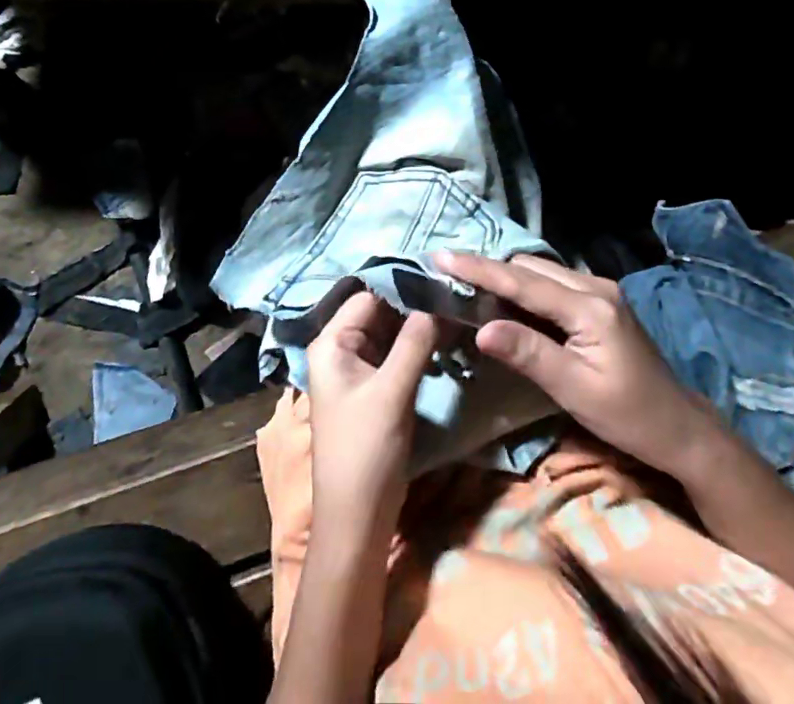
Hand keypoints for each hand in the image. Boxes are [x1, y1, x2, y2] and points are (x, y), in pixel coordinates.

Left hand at [305, 289, 443, 544]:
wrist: (357, 516)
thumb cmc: (365, 449)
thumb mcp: (392, 391)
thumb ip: (415, 341)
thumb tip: (439, 298)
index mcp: (332, 342)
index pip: (370, 295)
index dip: (405, 284)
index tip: (446, 277)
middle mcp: (342, 349)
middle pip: (382, 312)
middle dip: (418, 303)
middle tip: (460, 293)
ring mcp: (360, 369)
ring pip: (394, 333)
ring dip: (422, 325)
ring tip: (461, 310)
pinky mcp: (377, 387)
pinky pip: (399, 354)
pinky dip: (421, 346)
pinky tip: (450, 339)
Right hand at [433, 251, 724, 478]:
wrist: (679, 426)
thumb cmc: (628, 415)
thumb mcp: (574, 389)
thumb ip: (528, 353)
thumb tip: (481, 328)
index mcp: (590, 308)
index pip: (523, 282)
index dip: (479, 270)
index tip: (442, 257)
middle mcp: (596, 287)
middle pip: (531, 268)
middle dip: (489, 271)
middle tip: (448, 282)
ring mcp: (601, 292)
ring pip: (542, 274)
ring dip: (506, 280)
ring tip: (467, 290)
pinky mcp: (601, 304)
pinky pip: (554, 286)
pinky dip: (525, 291)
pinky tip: (505, 305)